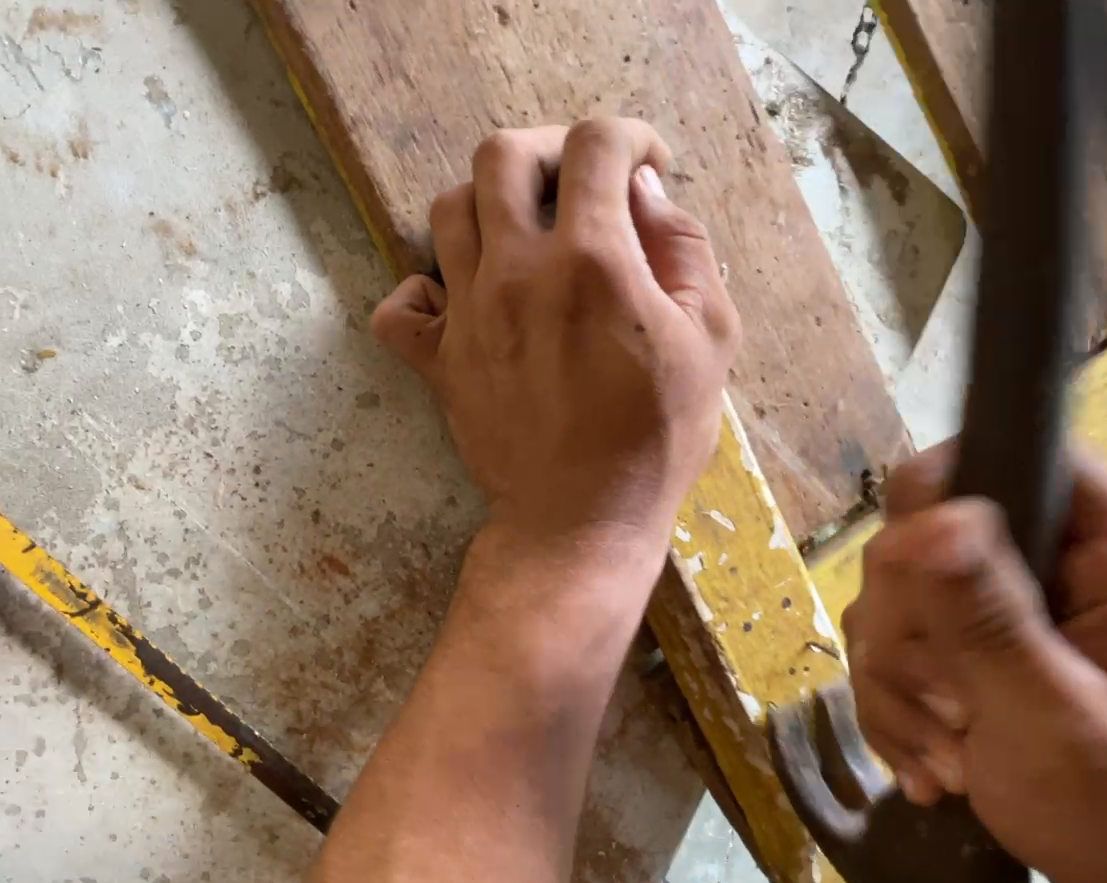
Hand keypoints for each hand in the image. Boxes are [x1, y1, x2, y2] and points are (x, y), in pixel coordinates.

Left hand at [370, 119, 739, 552]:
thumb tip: (643, 191)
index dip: (628, 137)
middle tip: (574, 186)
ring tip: (519, 236)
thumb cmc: (655, 438)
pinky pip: (397, 310)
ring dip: (484, 207)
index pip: (595, 146)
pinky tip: (455, 300)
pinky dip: (417, 293)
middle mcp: (518, 275)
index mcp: (593, 264)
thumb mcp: (709, 341)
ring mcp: (468, 318)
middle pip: (499, 158)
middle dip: (544, 151)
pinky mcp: (437, 363)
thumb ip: (683, 251)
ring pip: (445, 214)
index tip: (643, 169)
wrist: (579, 519)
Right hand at [843, 444, 1106, 882]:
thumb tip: (931, 519)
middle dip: (908, 631)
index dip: (947, 487)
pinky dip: (895, 707)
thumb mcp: (1051, 717)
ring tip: (943, 750)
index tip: (903, 563)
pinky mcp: (977, 655)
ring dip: (896, 683)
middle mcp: (1064, 575)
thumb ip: (987, 618)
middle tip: (943, 703)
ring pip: (896, 604)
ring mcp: (1016, 617)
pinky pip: (892, 652)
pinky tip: (930, 759)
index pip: (1023, 460)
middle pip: (929, 541)